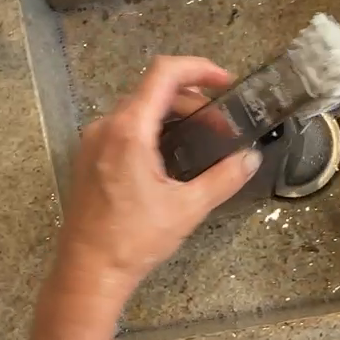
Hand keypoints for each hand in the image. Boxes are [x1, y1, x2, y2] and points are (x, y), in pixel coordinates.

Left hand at [56, 56, 262, 298]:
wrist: (89, 271)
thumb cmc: (132, 241)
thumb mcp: (187, 209)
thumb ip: (224, 178)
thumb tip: (251, 159)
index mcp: (129, 130)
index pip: (165, 73)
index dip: (199, 69)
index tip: (225, 83)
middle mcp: (106, 127)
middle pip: (153, 92)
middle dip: (192, 102)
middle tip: (221, 128)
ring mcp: (92, 142)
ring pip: (137, 110)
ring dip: (171, 117)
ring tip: (199, 141)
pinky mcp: (88, 159)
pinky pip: (122, 130)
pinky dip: (150, 131)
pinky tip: (168, 159)